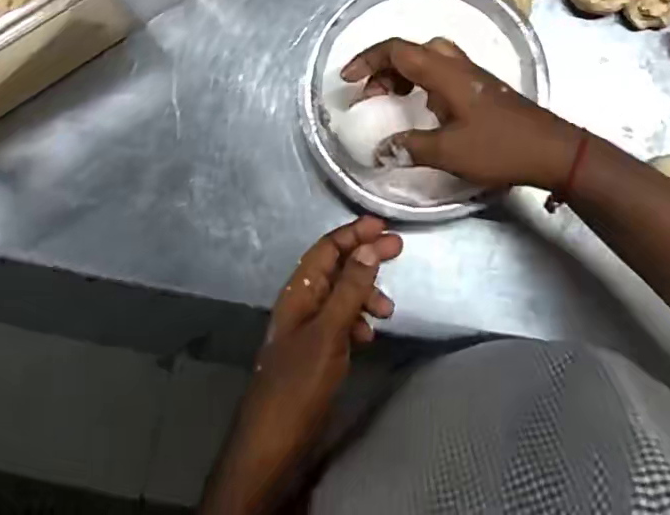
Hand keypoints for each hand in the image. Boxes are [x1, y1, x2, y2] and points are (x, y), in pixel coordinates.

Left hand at [201, 217, 401, 514]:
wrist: (271, 444)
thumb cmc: (298, 383)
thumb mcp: (329, 332)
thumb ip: (349, 288)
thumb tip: (368, 247)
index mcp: (298, 291)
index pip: (327, 248)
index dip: (354, 233)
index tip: (383, 225)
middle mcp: (302, 302)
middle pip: (336, 266)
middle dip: (366, 257)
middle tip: (398, 249)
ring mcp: (308, 327)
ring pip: (341, 294)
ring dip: (365, 293)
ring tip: (387, 309)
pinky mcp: (315, 350)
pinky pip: (341, 320)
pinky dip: (358, 320)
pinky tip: (369, 336)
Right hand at [339, 37, 585, 190]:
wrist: (551, 149)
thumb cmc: (499, 146)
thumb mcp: (448, 152)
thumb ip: (409, 147)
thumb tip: (380, 150)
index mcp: (444, 72)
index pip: (397, 50)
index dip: (367, 60)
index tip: (348, 80)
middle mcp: (456, 65)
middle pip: (410, 51)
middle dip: (382, 68)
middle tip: (368, 95)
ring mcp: (471, 74)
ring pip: (426, 60)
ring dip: (402, 74)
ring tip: (389, 100)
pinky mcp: (480, 87)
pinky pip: (440, 72)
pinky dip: (420, 82)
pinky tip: (423, 109)